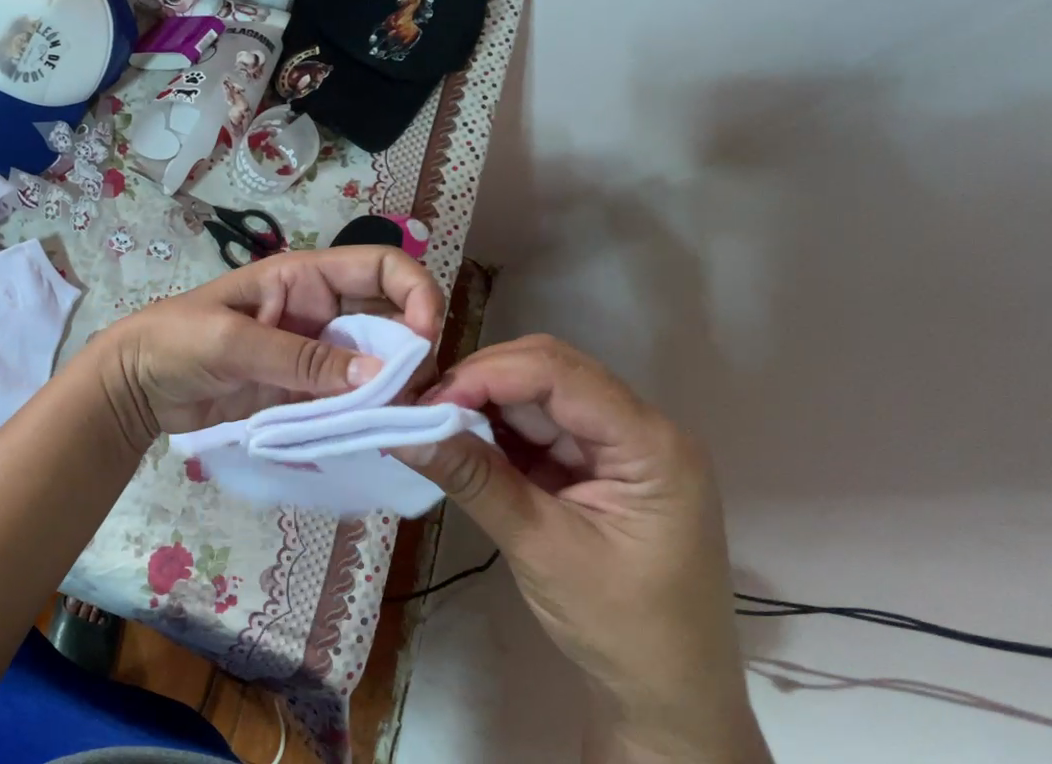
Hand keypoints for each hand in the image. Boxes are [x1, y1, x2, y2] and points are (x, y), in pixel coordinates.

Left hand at [82, 246, 444, 451]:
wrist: (137, 384)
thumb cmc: (175, 340)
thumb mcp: (232, 341)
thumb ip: (300, 357)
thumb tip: (381, 374)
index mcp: (304, 278)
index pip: (381, 268)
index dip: (416, 292)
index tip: (426, 336)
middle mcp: (319, 312)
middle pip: (389, 321)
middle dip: (412, 351)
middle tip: (420, 396)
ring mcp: (313, 355)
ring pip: (375, 364)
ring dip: (394, 389)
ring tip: (403, 422)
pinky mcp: (303, 393)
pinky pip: (348, 399)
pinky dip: (368, 415)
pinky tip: (379, 435)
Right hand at [395, 336, 769, 763]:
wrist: (664, 695)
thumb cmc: (621, 625)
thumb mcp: (541, 548)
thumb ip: (475, 480)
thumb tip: (402, 430)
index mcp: (650, 445)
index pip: (559, 374)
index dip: (488, 375)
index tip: (426, 402)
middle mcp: (638, 431)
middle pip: (549, 371)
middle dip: (480, 382)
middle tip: (420, 410)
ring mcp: (616, 449)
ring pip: (537, 395)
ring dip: (482, 404)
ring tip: (429, 424)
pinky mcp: (593, 468)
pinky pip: (536, 428)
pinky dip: (493, 430)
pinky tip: (458, 442)